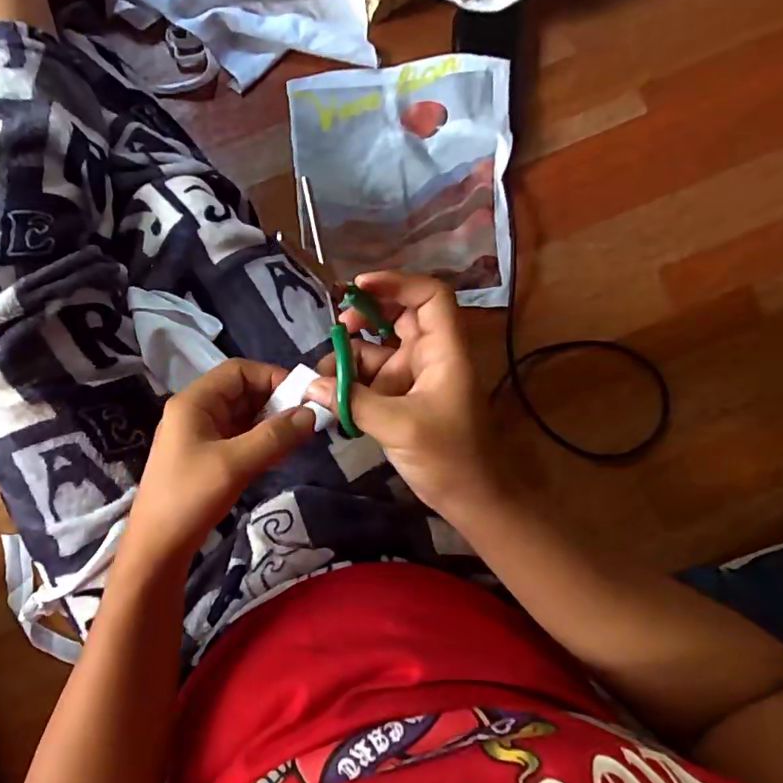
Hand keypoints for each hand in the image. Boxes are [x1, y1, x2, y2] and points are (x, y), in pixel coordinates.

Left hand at [124, 359, 318, 564]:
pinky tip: (281, 456)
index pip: (238, 371)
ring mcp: (200, 436)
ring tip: (299, 440)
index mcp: (194, 402)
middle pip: (243, 392)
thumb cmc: (190, 498)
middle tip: (308, 421)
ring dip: (272, 425)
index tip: (304, 398)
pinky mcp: (206, 458)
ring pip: (244, 417)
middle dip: (276, 403)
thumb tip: (312, 413)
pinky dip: (262, 443)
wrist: (157, 548)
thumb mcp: (235, 464)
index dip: (272, 377)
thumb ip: (275, 436)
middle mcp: (196, 412)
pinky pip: (240, 439)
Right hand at [307, 272, 502, 516]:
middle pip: (399, 315)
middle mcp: (430, 355)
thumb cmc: (450, 458)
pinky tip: (329, 395)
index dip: (397, 282)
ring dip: (350, 355)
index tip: (358, 285)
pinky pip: (371, 378)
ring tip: (322, 376)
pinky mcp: (401, 399)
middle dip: (365, 315)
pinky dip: (350, 382)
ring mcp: (414, 377)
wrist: (472, 500)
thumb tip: (309, 384)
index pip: (429, 296)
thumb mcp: (399, 427)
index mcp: (444, 350)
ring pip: (378, 348)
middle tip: (337, 327)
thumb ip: (353, 402)